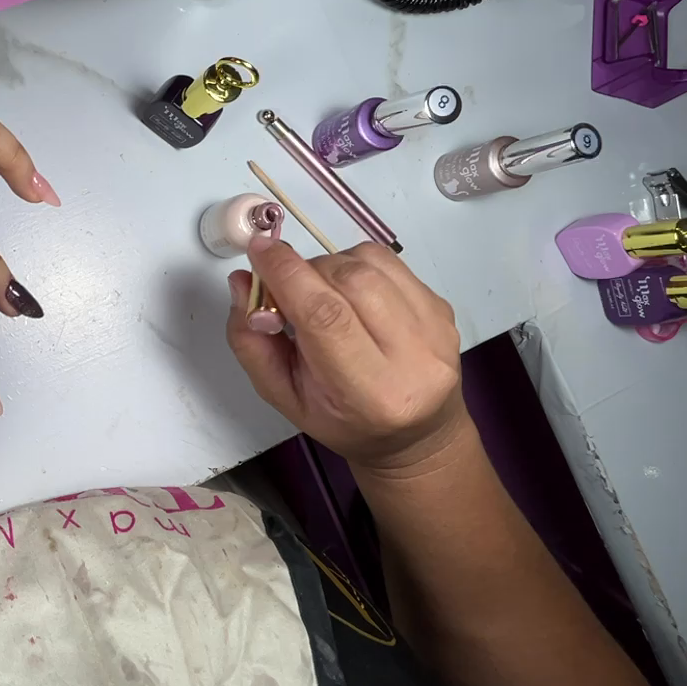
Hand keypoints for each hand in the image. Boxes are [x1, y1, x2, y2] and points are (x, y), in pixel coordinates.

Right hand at [227, 239, 468, 473]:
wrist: (415, 435)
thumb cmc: (340, 420)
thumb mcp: (280, 394)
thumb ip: (250, 341)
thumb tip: (243, 280)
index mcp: (366, 393)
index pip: (325, 316)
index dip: (286, 274)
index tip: (258, 250)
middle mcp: (412, 360)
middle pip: (348, 281)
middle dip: (304, 270)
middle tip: (285, 285)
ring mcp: (435, 331)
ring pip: (368, 264)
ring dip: (329, 264)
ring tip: (319, 291)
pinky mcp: (444, 309)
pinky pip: (389, 262)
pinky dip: (355, 263)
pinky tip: (349, 290)